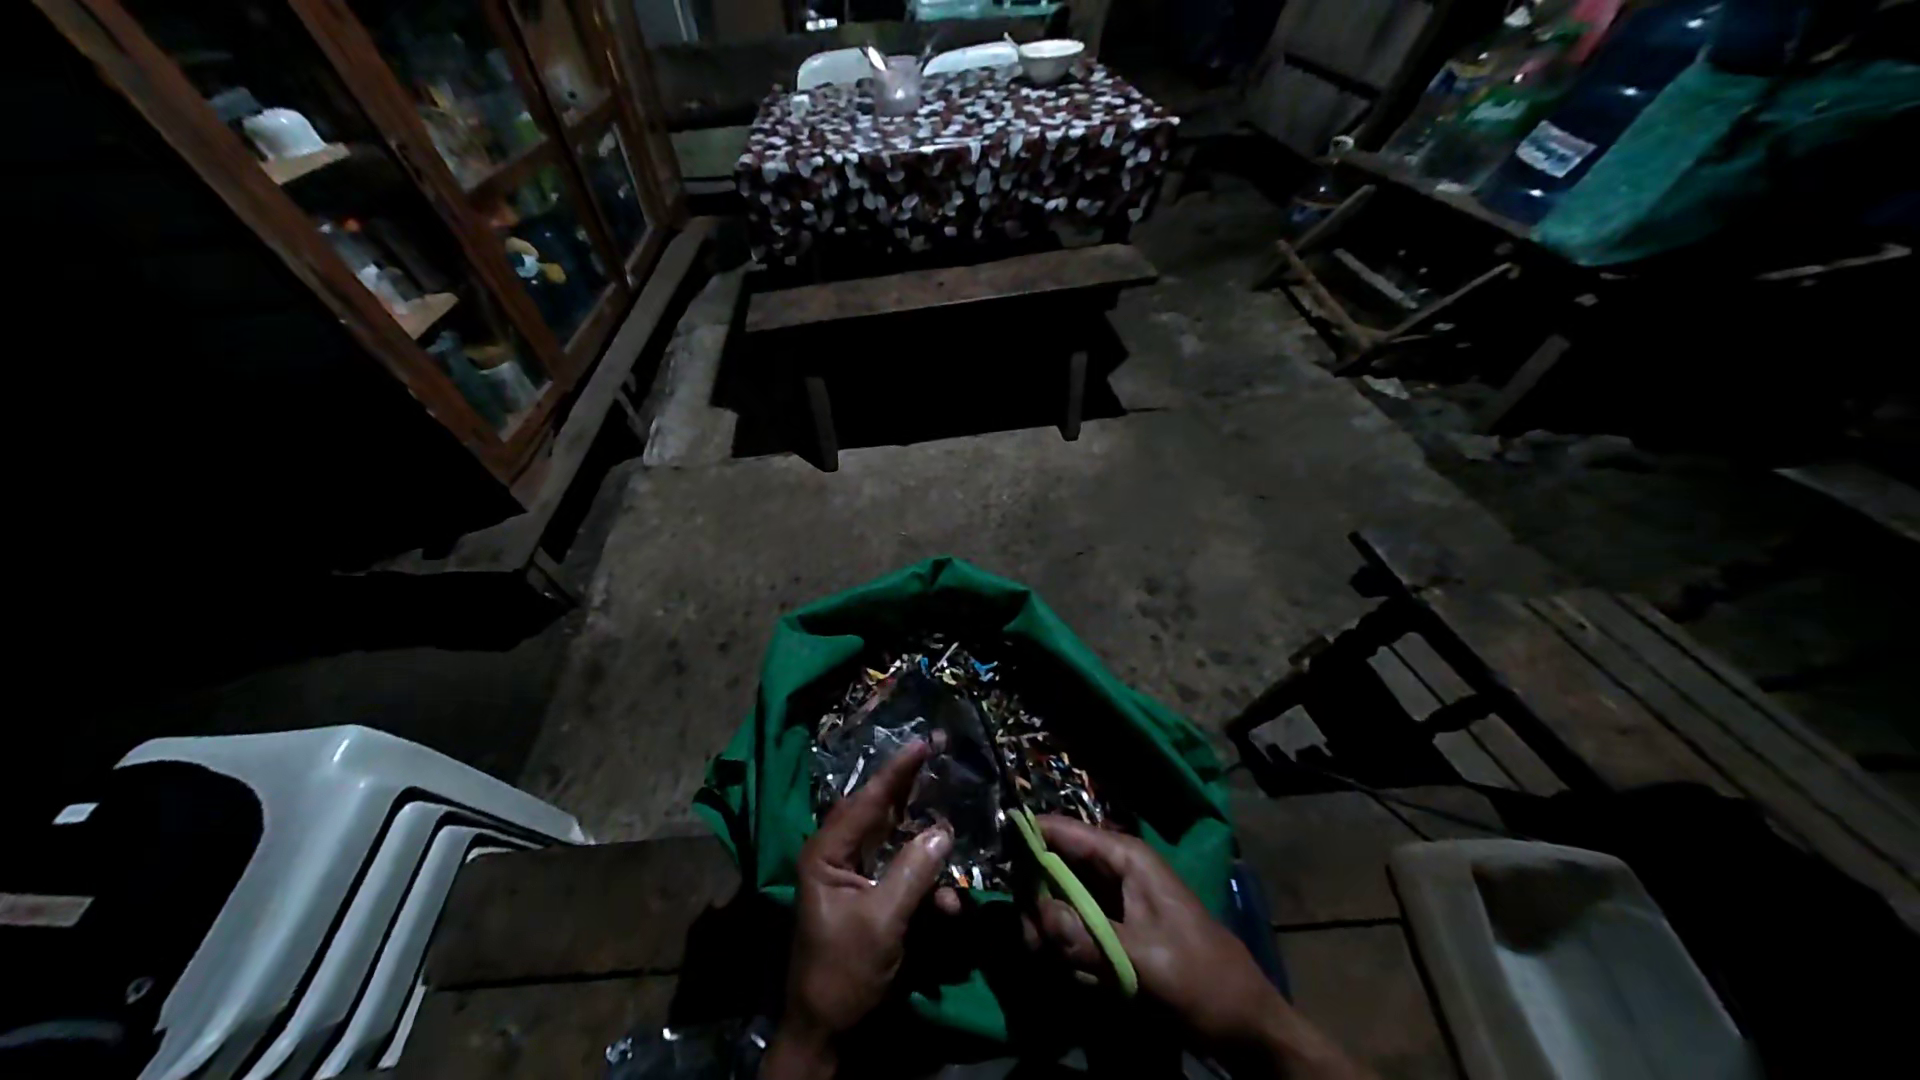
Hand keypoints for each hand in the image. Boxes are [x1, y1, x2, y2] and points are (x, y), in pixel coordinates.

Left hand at [764, 739, 951, 1079]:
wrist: (826, 1030)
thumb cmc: (843, 971)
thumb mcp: (882, 921)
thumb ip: (913, 871)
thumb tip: (944, 830)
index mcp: (827, 852)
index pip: (867, 801)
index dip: (897, 771)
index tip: (922, 743)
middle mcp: (838, 854)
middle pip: (880, 811)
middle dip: (912, 789)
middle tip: (937, 756)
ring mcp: (854, 875)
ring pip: (897, 842)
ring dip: (927, 845)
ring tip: (954, 835)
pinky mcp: (871, 895)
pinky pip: (904, 873)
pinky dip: (927, 883)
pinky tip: (948, 908)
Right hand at [1028, 816, 1370, 1079]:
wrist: (1244, 1021)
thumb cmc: (1201, 978)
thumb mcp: (1144, 961)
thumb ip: (1087, 937)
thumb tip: (1036, 915)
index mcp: (1126, 858)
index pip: (1064, 831)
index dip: (1027, 836)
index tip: (991, 850)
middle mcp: (1115, 868)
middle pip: (1055, 864)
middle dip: (1034, 897)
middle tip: (1028, 936)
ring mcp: (1114, 898)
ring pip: (1060, 896)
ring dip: (1046, 925)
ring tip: (1045, 956)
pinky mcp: (1114, 925)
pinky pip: (1073, 921)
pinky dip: (1061, 940)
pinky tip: (1064, 964)